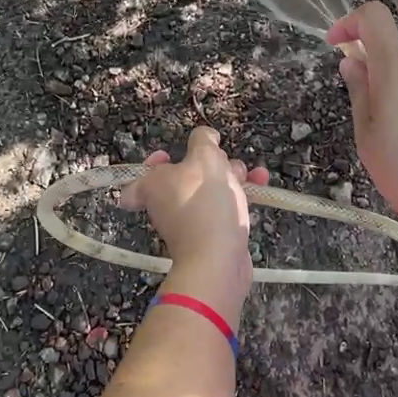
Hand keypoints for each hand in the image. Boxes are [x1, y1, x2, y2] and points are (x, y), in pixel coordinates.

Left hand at [117, 127, 268, 307]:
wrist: (217, 259)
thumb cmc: (204, 203)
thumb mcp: (205, 157)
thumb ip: (203, 139)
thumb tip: (205, 137)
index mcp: (153, 186)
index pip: (137, 180)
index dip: (153, 164)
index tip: (169, 157)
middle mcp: (166, 205)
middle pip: (186, 175)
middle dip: (212, 163)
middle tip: (223, 162)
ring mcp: (189, 222)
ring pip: (210, 189)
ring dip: (232, 176)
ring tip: (249, 173)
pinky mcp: (212, 234)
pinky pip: (224, 207)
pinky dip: (240, 194)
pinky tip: (260, 183)